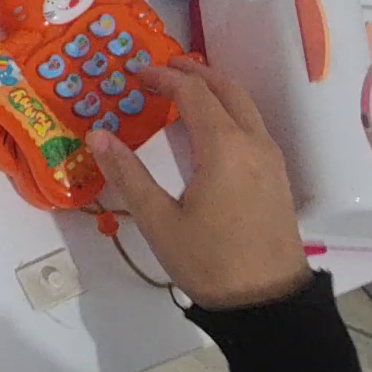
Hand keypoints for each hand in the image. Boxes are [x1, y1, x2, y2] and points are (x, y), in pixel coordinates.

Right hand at [85, 58, 312, 308]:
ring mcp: (270, 159)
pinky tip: (204, 128)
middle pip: (227, 90)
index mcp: (223, 148)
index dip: (164, 77)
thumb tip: (97, 134)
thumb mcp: (156, 219)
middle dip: (194, 73)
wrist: (266, 302)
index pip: (193, 94)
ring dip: (213, 90)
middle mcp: (253, 144)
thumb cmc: (207, 259)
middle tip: (161, 69)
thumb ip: (127, 172)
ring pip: (244, 106)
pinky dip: (227, 110)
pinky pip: (251, 125)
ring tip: (180, 91)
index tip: (136, 74)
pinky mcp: (274, 176)